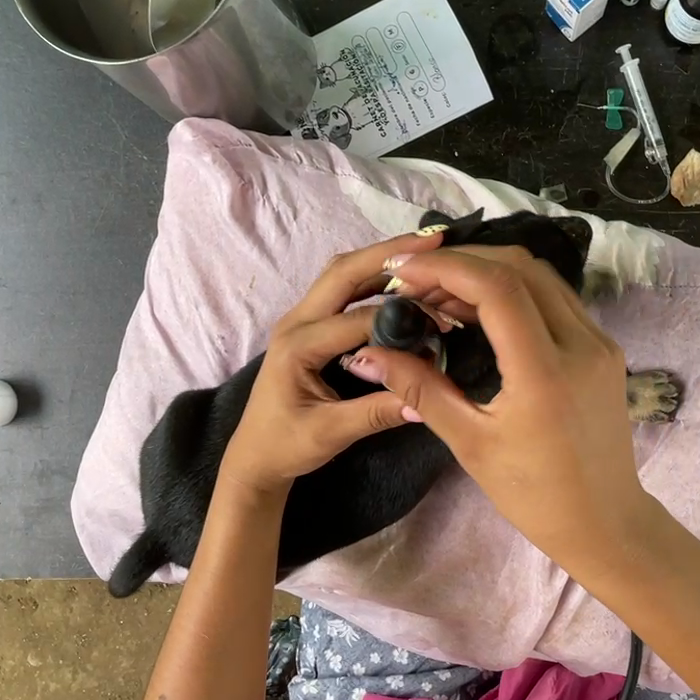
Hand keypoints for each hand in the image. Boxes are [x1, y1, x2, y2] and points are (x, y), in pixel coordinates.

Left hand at [218, 229, 445, 495]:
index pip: (359, 317)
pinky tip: (402, 279)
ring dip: (382, 260)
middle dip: (390, 254)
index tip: (444, 322)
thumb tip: (424, 402)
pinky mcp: (310, 326)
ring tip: (425, 251)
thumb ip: (375, 414)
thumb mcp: (330, 434)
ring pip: (342, 274)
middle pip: (344, 272)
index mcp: (298, 345)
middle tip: (436, 242)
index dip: (404, 316)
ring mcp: (301, 319)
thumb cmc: (286, 446)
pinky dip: (373, 278)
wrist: (255, 457)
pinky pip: (342, 290)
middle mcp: (297, 322)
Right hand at [338, 249, 652, 545]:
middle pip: (520, 269)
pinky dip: (515, 291)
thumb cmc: (534, 494)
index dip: (445, 268)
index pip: (497, 289)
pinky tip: (480, 311)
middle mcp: (581, 345)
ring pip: (541, 277)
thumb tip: (369, 355)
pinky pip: (556, 299)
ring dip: (489, 273)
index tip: (402, 271)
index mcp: (545, 373)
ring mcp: (599, 342)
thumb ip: (420, 390)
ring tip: (441, 293)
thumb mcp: (470, 444)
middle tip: (416, 281)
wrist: (606, 522)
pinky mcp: (605, 347)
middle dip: (462, 263)